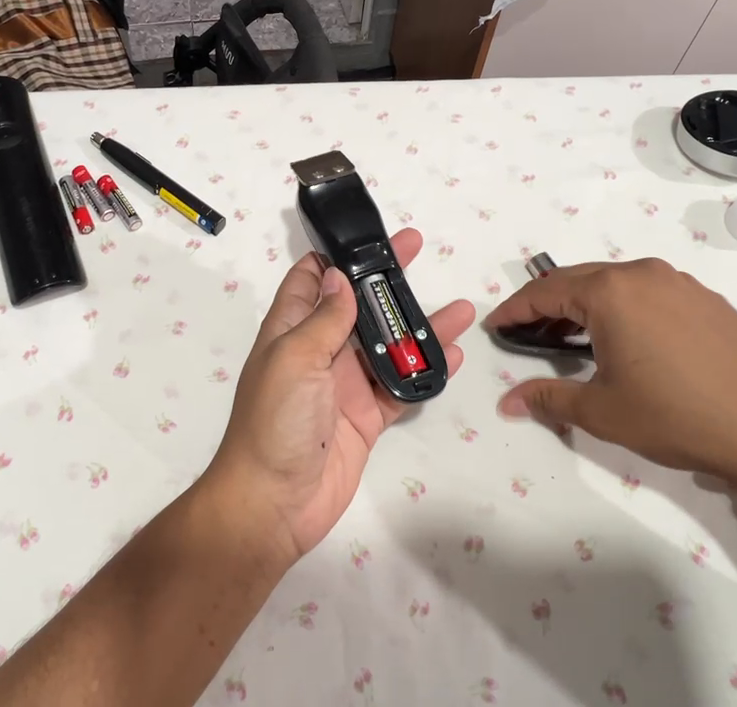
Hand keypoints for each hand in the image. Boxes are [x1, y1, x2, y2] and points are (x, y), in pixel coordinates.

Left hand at [203, 229, 471, 563]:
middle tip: (418, 249)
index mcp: (291, 330)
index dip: (336, 256)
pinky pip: (400, 386)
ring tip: (461, 308)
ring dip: (418, 327)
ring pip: (387, 346)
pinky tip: (453, 356)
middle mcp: (318, 351)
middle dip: (386, 281)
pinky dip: (425, 371)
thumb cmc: (275, 421)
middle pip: (356, 306)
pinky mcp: (366, 417)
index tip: (366, 235)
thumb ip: (323, 317)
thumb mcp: (295, 358)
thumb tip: (338, 275)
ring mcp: (344, 385)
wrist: (275, 502)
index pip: (310, 280)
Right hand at [487, 258, 736, 488]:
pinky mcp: (710, 302)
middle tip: (525, 332)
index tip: (494, 327)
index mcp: (611, 292)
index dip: (514, 310)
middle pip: (578, 279)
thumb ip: (548, 398)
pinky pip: (649, 293)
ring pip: (615, 283)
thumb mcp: (602, 411)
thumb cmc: (679, 417)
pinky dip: (622, 309)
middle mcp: (644, 275)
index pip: (545, 292)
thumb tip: (506, 402)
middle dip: (546, 304)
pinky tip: (625, 341)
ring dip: (585, 304)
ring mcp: (682, 284)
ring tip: (570, 337)